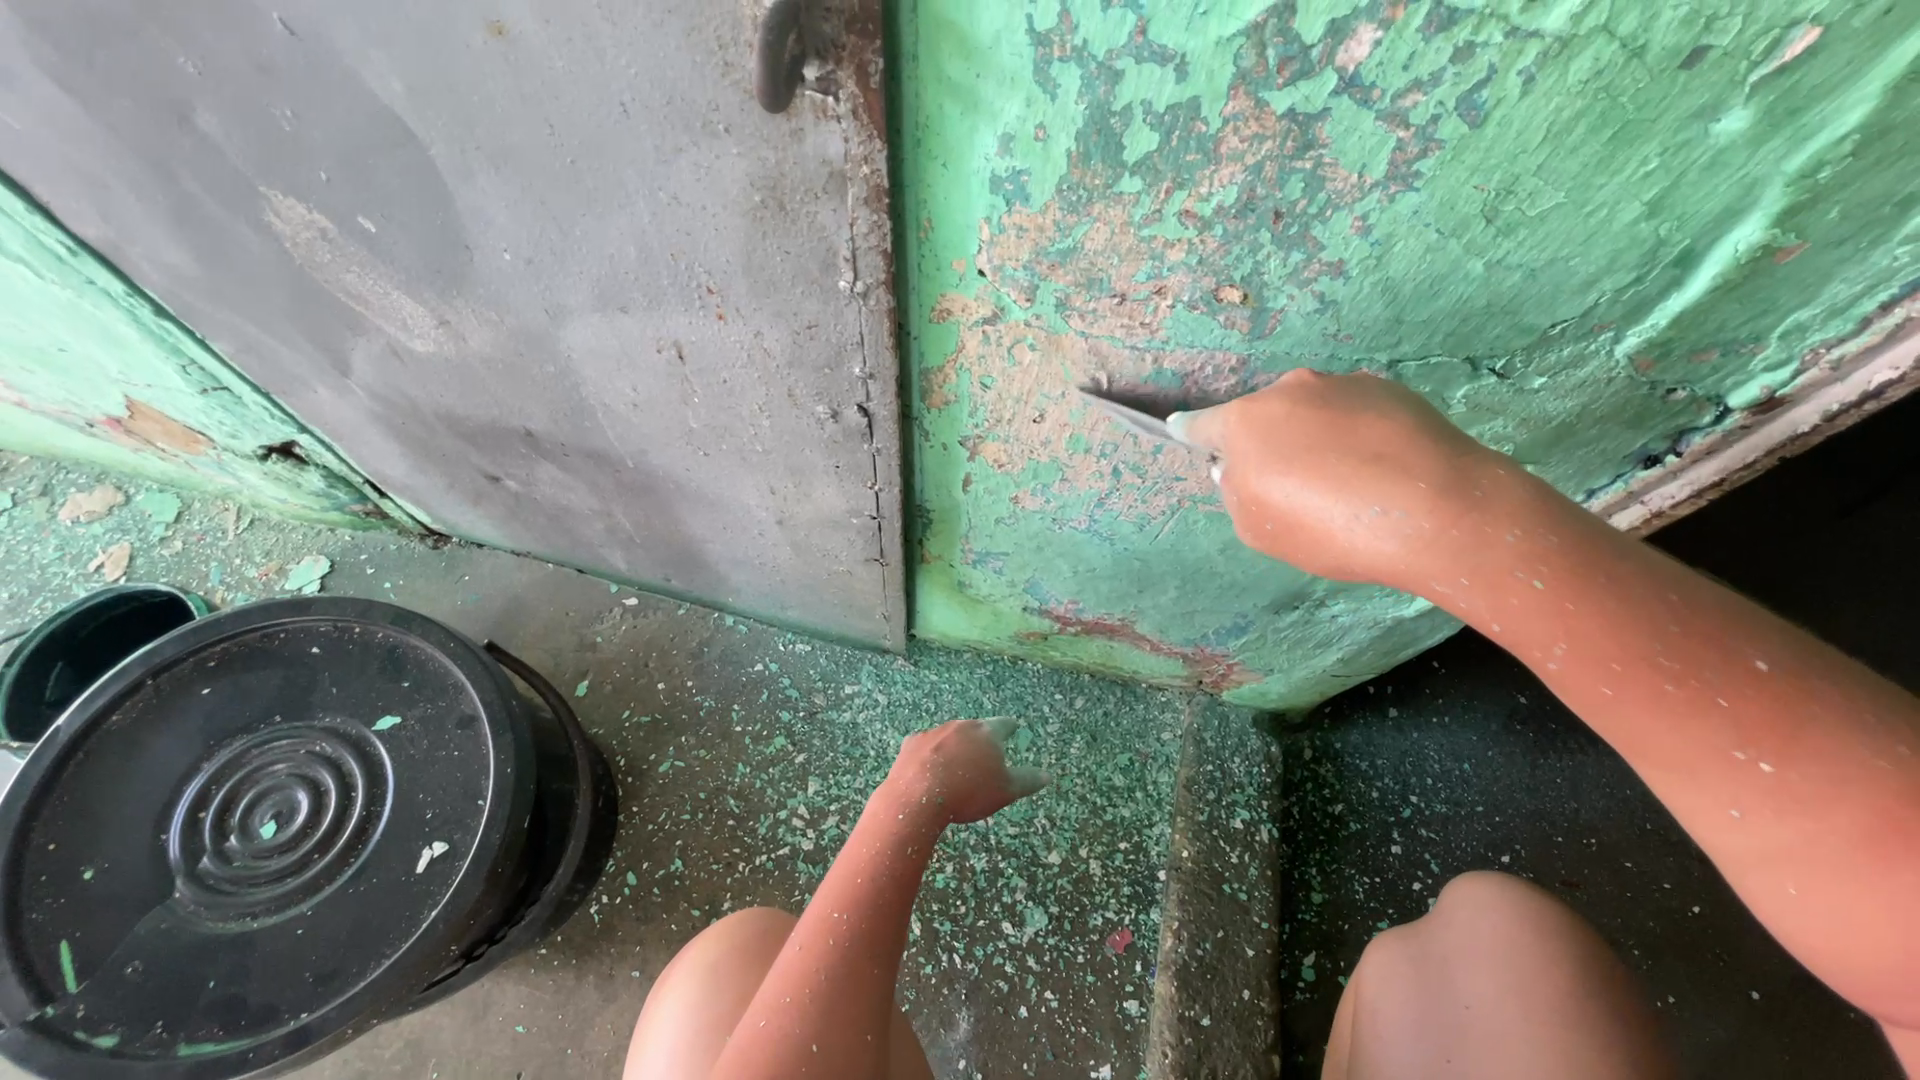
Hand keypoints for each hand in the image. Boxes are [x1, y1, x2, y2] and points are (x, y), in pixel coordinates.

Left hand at [882, 717, 1051, 825]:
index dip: (1009, 728)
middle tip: (982, 750)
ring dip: (954, 745)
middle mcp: (961, 726)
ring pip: (948, 735)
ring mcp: (934, 733)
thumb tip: (1047, 775)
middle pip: (974, 728)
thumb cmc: (969, 792)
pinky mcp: (912, 744)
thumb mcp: (1006, 790)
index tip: (1013, 727)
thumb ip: (1027, 780)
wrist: (919, 797)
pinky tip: (927, 768)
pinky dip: (929, 754)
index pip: (1003, 725)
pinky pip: (925, 746)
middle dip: (979, 737)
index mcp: (987, 734)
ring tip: (955, 763)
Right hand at [1169, 370, 1517, 591]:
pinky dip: (1354, 436)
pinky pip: (1354, 414)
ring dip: (1313, 437)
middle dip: (1265, 443)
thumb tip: (1240, 467)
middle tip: (1289, 486)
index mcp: (1246, 421)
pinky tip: (1378, 472)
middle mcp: (1289, 390)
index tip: (1182, 432)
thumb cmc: (1328, 527)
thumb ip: (1234, 492)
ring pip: (1310, 412)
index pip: (1200, 424)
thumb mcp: (1257, 528)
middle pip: (1261, 416)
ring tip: (1345, 483)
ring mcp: (1343, 384)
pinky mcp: (1392, 390)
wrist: (1437, 511)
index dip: (1189, 433)